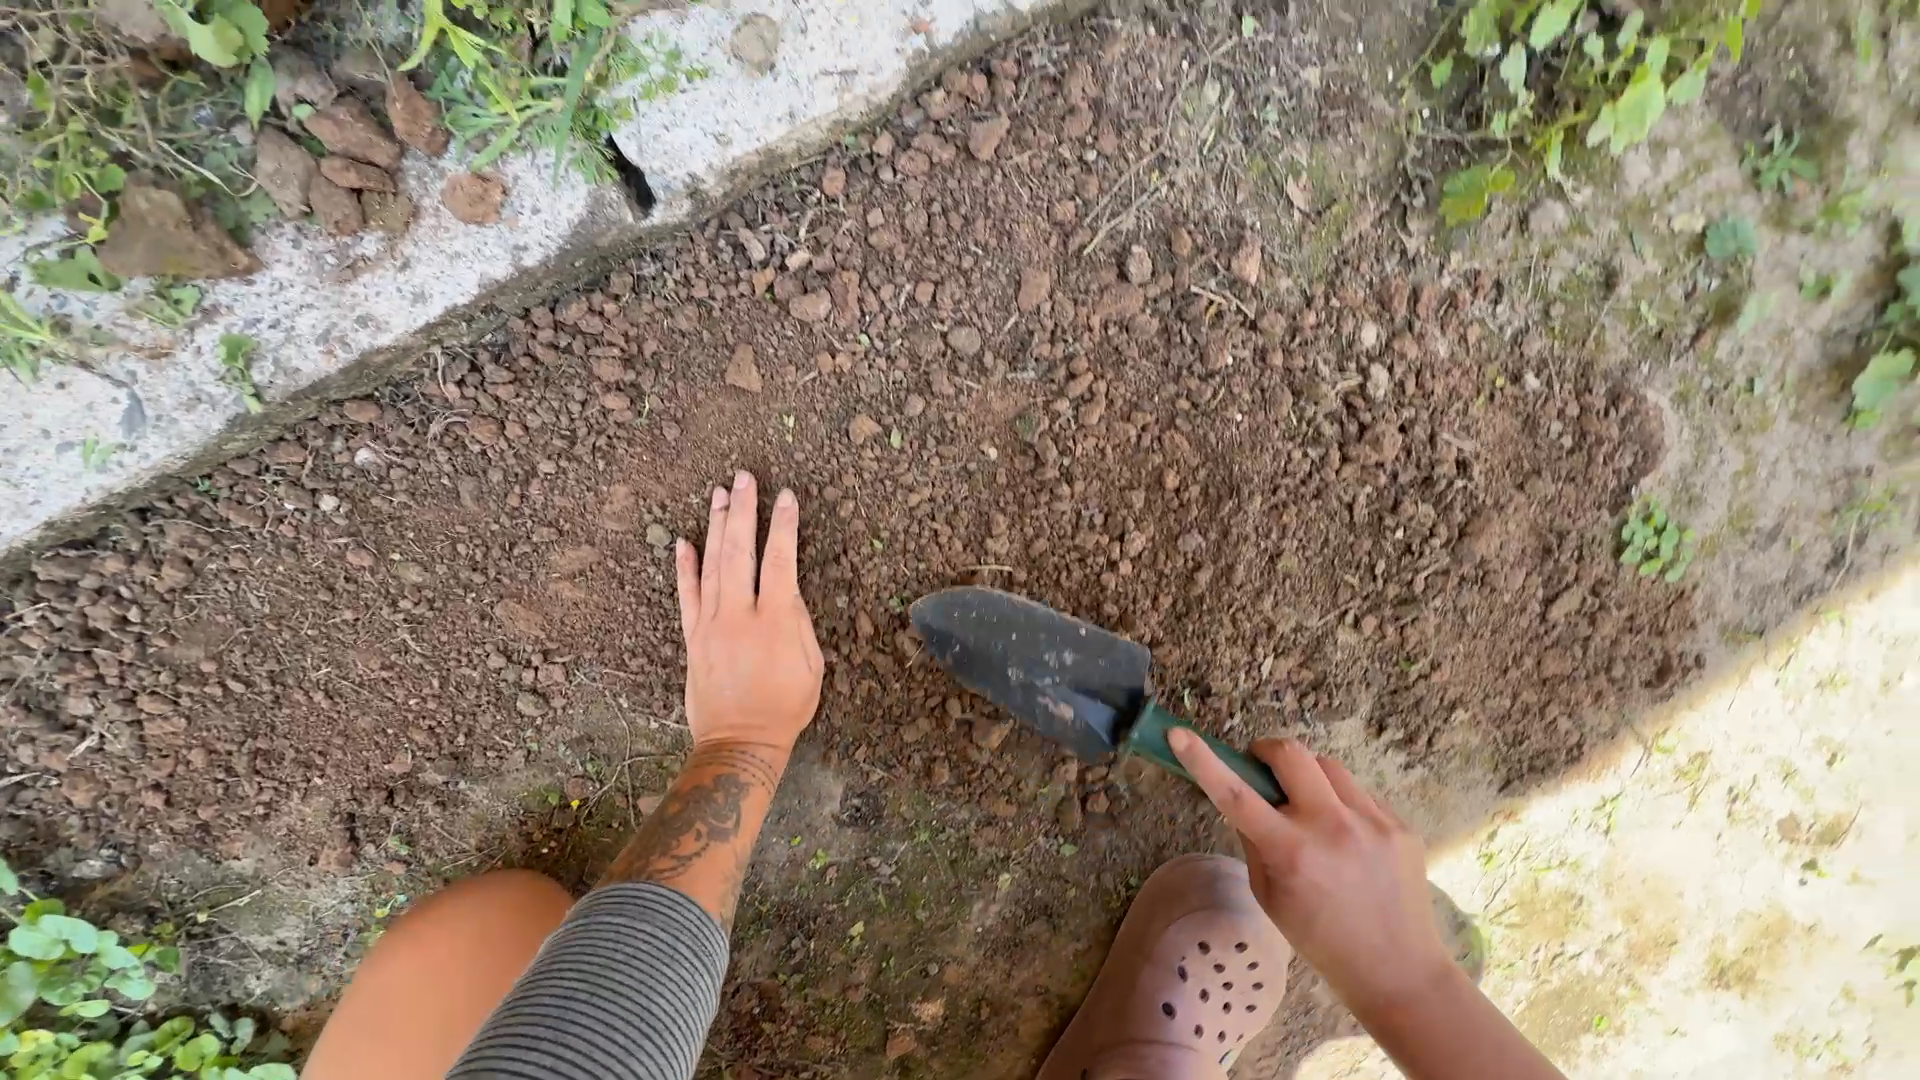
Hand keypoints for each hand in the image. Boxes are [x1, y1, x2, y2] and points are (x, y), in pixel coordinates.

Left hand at [676, 471, 823, 753]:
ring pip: (711, 564)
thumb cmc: (786, 706)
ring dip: (715, 526)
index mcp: (775, 621)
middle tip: (744, 477)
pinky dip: (684, 566)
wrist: (740, 741)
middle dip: (743, 510)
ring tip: (719, 493)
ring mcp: (710, 624)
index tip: (787, 496)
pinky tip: (683, 540)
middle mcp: (739, 615)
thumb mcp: (812, 666)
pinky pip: (686, 595)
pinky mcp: (692, 636)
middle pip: (739, 551)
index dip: (785, 526)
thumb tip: (788, 590)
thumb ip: (800, 623)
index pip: (781, 560)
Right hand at [1169, 731, 1456, 1017]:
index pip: (1235, 794)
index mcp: (1290, 852)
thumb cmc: (1320, 940)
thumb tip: (1244, 800)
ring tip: (1308, 808)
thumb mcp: (1268, 896)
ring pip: (1326, 766)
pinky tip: (1347, 839)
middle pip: (1291, 754)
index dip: (1202, 760)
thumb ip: (1253, 841)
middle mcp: (1331, 828)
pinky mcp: (1400, 826)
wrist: (1400, 974)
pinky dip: (1340, 803)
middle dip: (1267, 752)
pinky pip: (1358, 793)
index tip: (1178, 734)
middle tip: (1260, 767)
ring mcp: (1372, 823)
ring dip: (1306, 776)